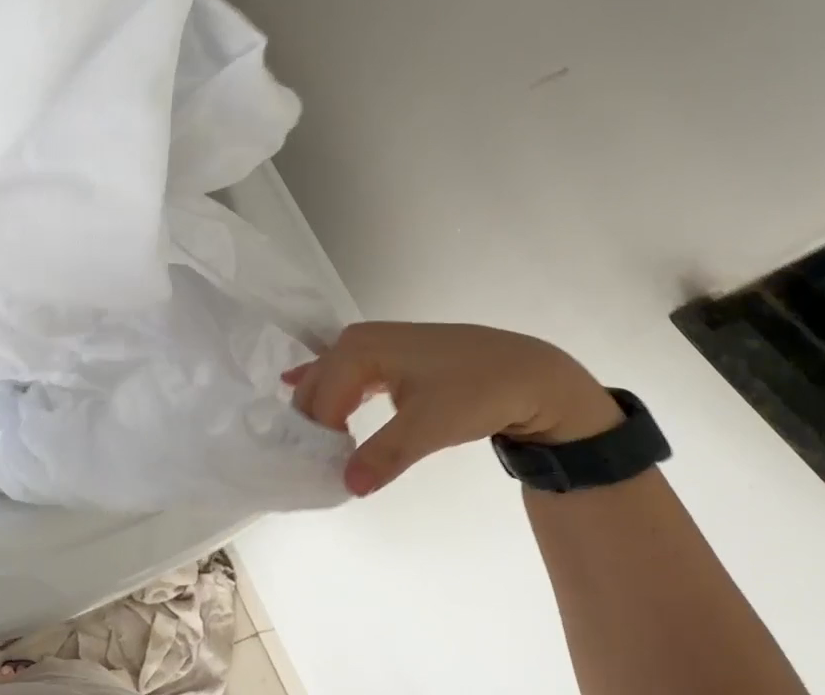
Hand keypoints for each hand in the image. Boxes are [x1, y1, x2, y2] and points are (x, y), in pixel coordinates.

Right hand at [285, 322, 622, 496]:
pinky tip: (294, 382)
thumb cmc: (476, 393)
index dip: (320, 437)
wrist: (530, 372)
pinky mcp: (387, 352)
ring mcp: (371, 342)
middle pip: (318, 385)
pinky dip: (326, 384)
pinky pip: (343, 369)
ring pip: (329, 376)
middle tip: (313, 460)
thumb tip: (347, 486)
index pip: (322, 399)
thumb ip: (384, 455)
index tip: (326, 471)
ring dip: (319, 405)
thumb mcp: (429, 428)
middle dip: (312, 420)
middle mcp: (356, 339)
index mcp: (357, 350)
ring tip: (310, 440)